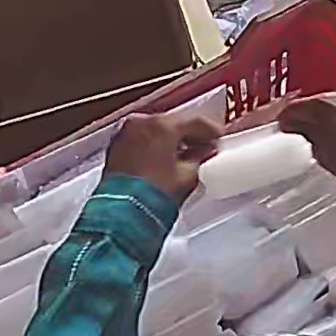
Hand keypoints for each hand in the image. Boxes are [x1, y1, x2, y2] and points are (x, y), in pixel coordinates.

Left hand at [104, 111, 220, 202]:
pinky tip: (165, 159)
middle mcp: (141, 124)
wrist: (123, 214)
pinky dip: (155, 145)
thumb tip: (204, 153)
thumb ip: (201, 158)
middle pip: (173, 123)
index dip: (211, 130)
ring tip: (185, 155)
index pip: (195, 122)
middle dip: (190, 135)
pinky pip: (142, 138)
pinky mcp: (116, 146)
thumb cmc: (151, 195)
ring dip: (171, 140)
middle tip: (205, 146)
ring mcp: (126, 133)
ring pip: (156, 129)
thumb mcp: (187, 176)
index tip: (218, 137)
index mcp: (162, 126)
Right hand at [278, 87, 335, 200]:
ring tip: (333, 132)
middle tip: (306, 129)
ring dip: (335, 114)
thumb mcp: (325, 155)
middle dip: (312, 114)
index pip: (298, 107)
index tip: (286, 125)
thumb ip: (310, 136)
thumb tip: (304, 129)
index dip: (288, 118)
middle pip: (321, 101)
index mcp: (325, 105)